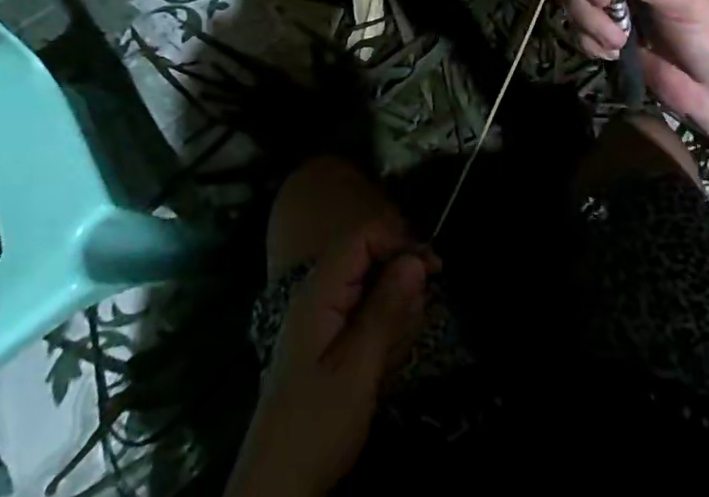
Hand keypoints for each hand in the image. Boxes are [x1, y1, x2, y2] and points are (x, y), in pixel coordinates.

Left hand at [228, 218, 436, 496]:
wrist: (275, 484)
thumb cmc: (317, 423)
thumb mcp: (358, 367)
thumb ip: (386, 309)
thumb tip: (416, 258)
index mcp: (318, 293)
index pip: (361, 237)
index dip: (399, 240)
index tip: (433, 267)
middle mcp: (316, 296)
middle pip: (365, 256)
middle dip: (399, 274)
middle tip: (421, 309)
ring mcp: (319, 318)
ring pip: (367, 284)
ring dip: (393, 303)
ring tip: (399, 343)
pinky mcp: (325, 339)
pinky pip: (360, 310)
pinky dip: (381, 322)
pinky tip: (386, 354)